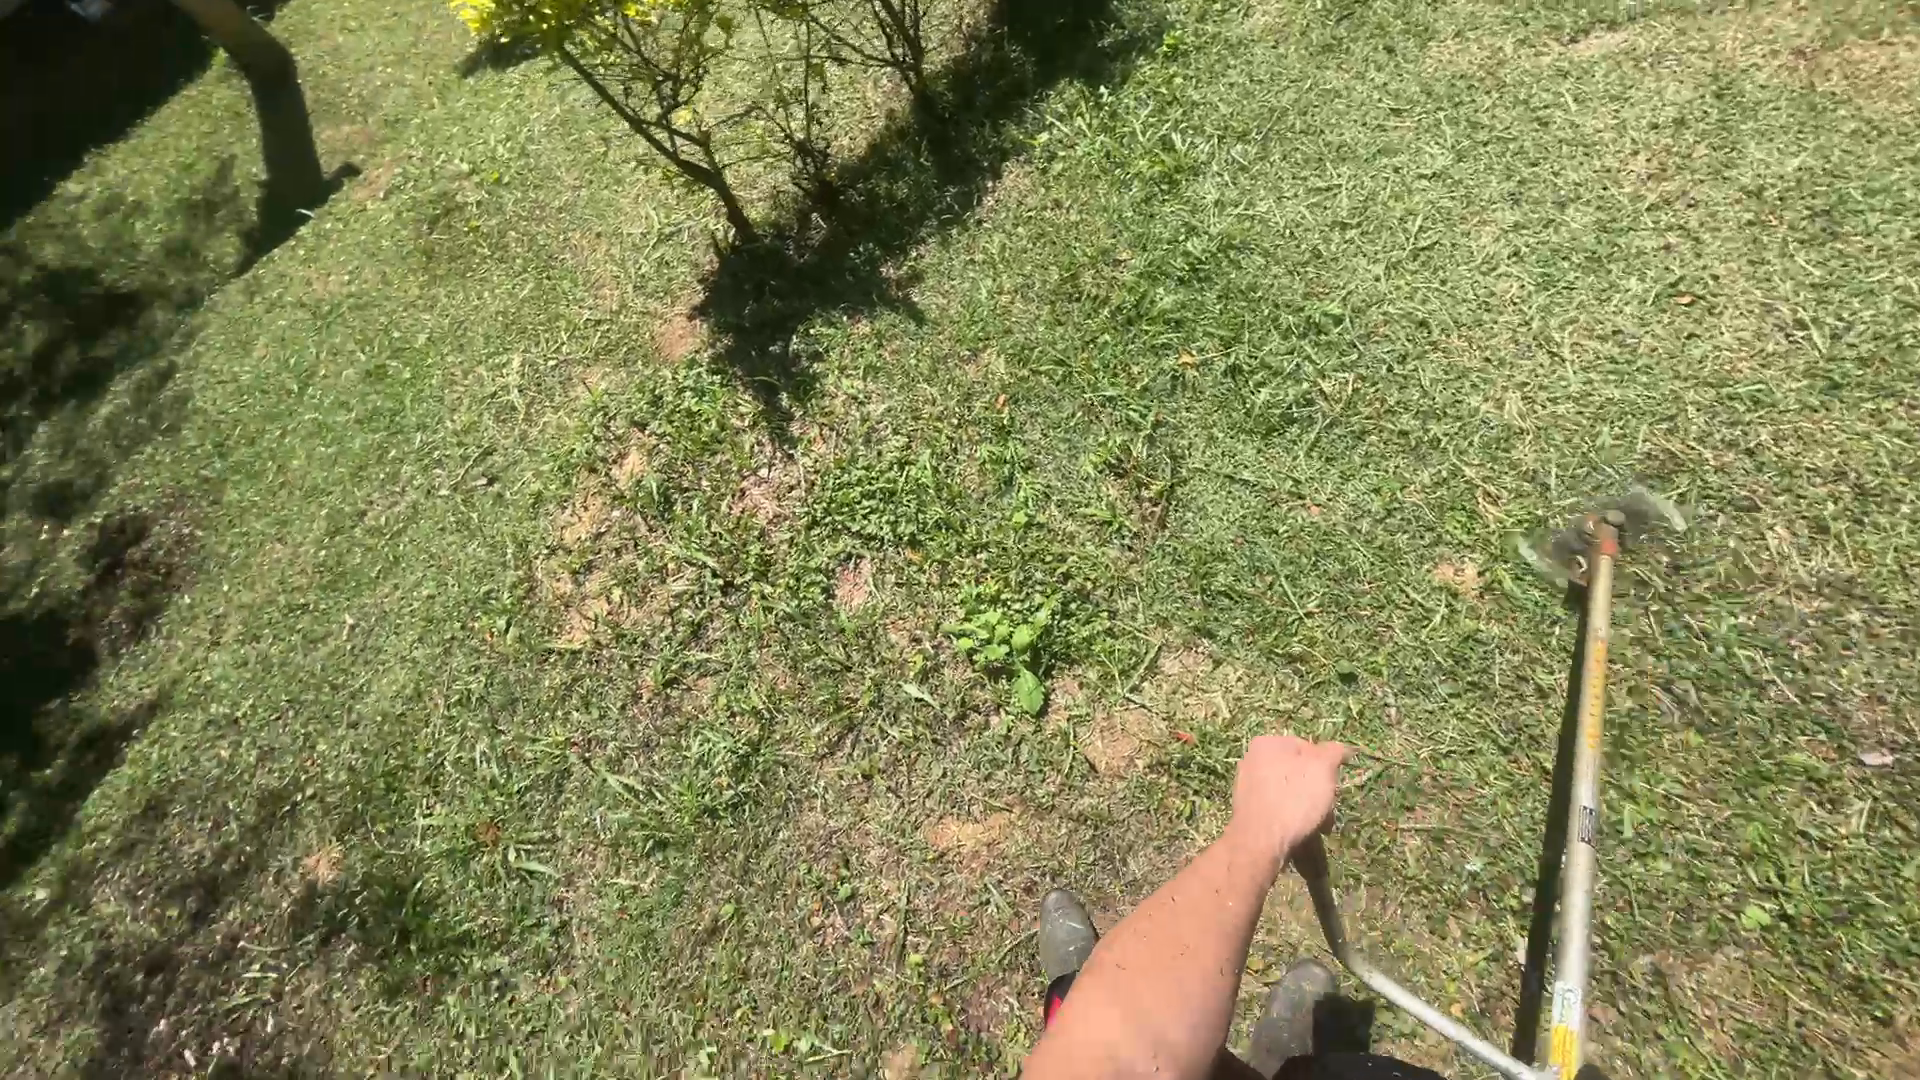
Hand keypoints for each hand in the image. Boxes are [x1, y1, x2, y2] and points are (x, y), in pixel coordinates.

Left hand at [1226, 735, 1347, 869]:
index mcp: (1266, 743)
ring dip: (1309, 807)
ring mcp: (1248, 783)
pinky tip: (1301, 831)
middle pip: (1299, 772)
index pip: (1307, 747)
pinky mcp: (1249, 807)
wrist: (1261, 839)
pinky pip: (1279, 806)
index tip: (1332, 785)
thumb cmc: (1294, 799)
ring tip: (1318, 826)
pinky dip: (1292, 816)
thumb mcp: (1321, 768)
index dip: (1325, 767)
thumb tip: (1339, 747)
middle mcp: (1252, 758)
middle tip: (1327, 810)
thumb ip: (1332, 752)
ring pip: (1291, 791)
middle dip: (1318, 791)